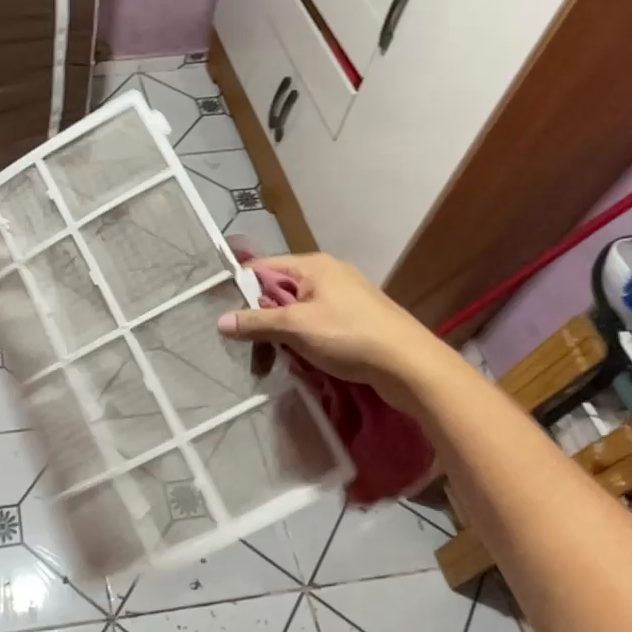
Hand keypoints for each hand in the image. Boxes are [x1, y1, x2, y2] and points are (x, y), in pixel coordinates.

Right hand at [217, 253, 461, 408]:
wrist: (410, 365)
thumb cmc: (350, 336)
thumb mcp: (296, 328)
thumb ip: (257, 323)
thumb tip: (221, 321)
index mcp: (312, 265)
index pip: (261, 268)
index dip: (240, 290)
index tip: (223, 315)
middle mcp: (326, 274)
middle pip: (278, 291)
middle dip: (261, 320)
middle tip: (251, 351)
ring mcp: (343, 297)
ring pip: (296, 311)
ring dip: (282, 336)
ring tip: (275, 362)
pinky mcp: (354, 320)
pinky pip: (315, 324)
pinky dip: (302, 341)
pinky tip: (301, 362)